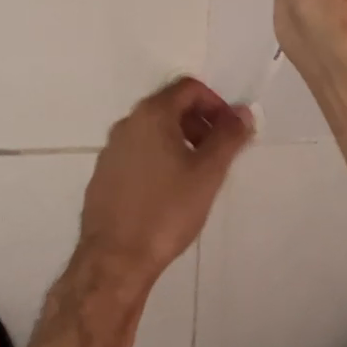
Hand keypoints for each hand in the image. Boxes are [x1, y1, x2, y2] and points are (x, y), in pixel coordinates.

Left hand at [77, 77, 253, 286]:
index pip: (188, 88)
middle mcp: (126, 124)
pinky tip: (169, 193)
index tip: (231, 130)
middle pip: (169, 107)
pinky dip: (159, 159)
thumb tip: (243, 112)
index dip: (216, 103)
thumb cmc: (166, 211)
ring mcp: (110, 151)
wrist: (115, 258)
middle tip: (219, 153)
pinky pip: (137, 154)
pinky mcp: (103, 176)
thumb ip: (228, 137)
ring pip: (152, 132)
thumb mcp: (208, 173)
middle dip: (199, 123)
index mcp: (151, 115)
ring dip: (180, 142)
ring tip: (198, 175)